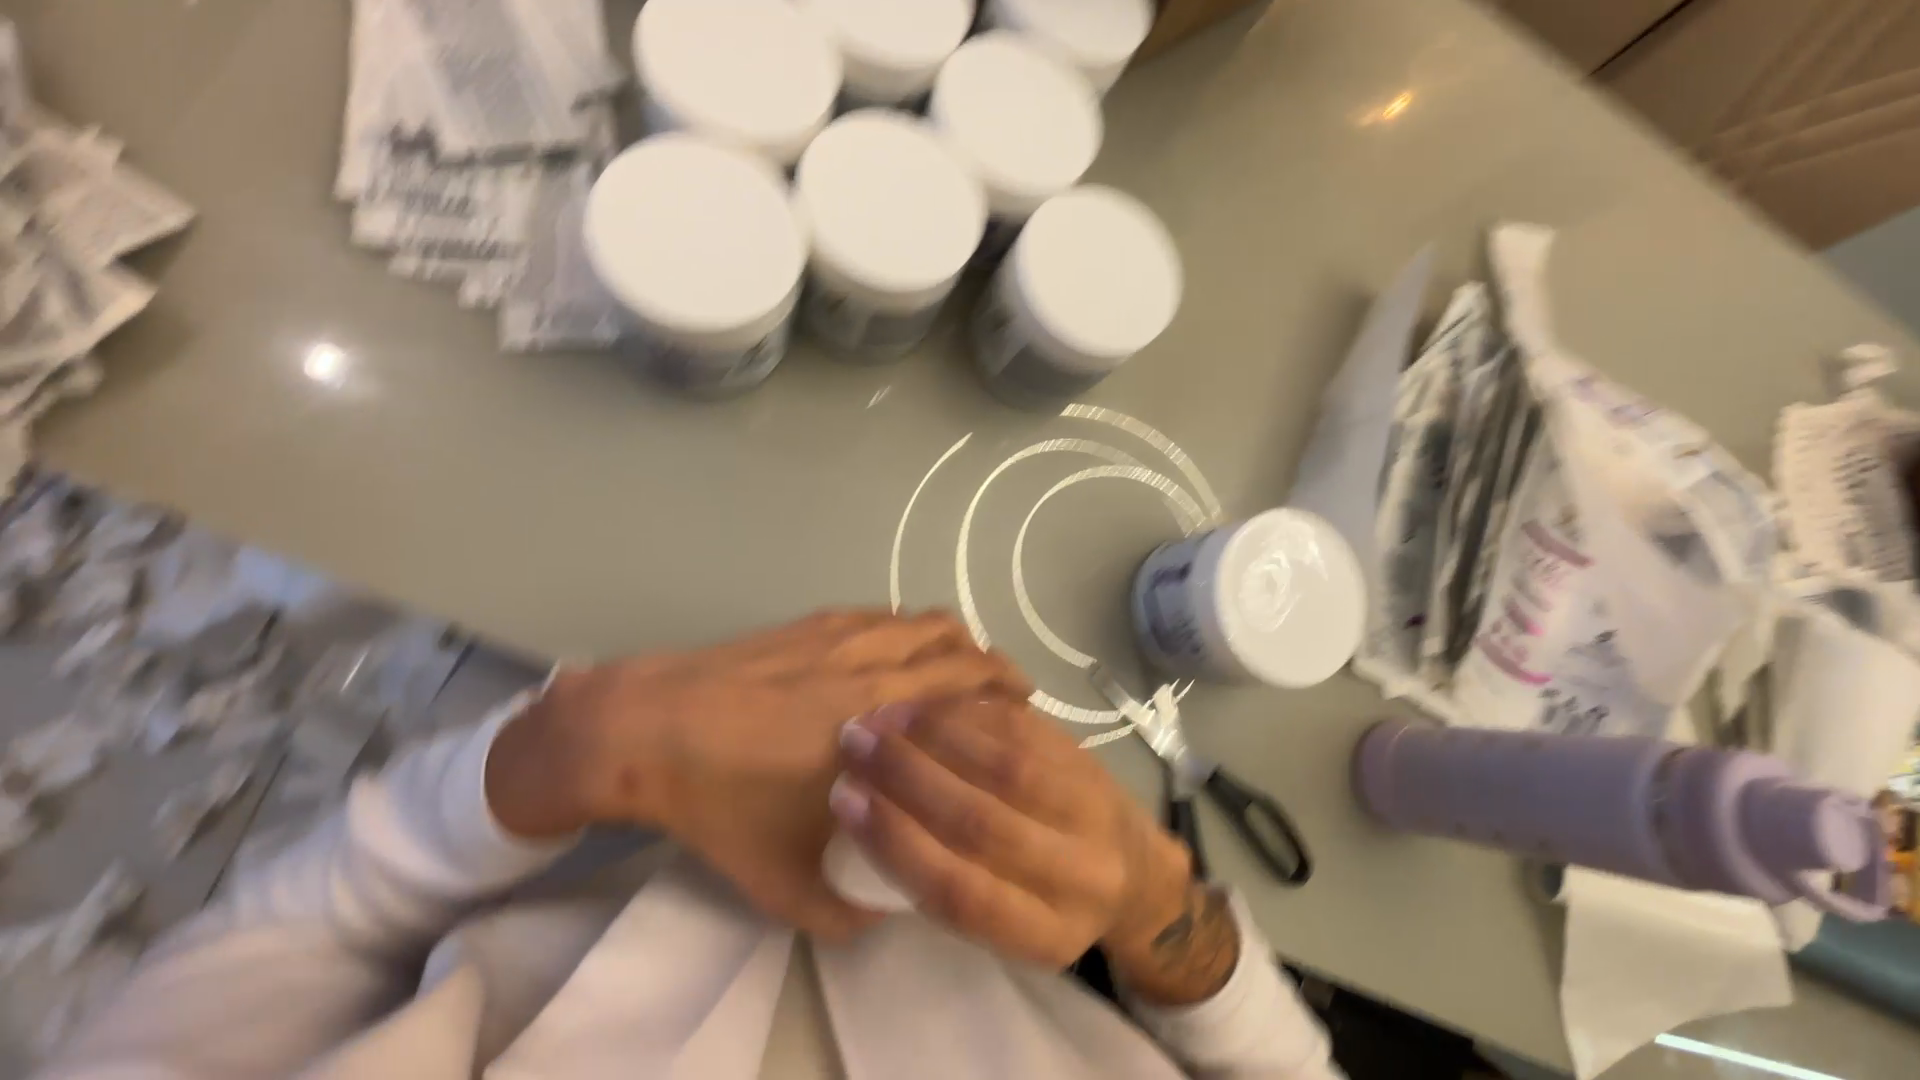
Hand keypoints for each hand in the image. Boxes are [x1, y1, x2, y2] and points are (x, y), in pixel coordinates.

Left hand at [485, 609, 1032, 940]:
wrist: (642, 730)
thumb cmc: (718, 801)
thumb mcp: (780, 881)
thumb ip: (842, 908)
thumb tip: (884, 914)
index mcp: (880, 727)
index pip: (971, 695)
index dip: (1009, 700)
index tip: (1027, 720)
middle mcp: (874, 669)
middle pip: (959, 647)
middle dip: (996, 667)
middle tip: (1011, 696)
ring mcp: (841, 637)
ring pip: (924, 621)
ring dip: (957, 642)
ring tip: (964, 670)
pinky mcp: (811, 622)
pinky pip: (884, 614)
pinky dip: (911, 628)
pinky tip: (902, 650)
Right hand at [831, 699, 1242, 1003]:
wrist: (1138, 875)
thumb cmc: (1050, 907)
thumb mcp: (1006, 930)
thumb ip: (946, 889)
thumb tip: (868, 819)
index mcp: (1043, 933)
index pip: (961, 892)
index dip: (897, 845)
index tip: (845, 801)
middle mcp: (1075, 874)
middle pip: (981, 821)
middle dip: (907, 778)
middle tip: (854, 743)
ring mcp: (1090, 809)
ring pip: (1006, 764)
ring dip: (935, 735)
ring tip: (883, 715)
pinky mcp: (1088, 760)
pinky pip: (1025, 728)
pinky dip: (969, 713)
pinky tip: (927, 702)